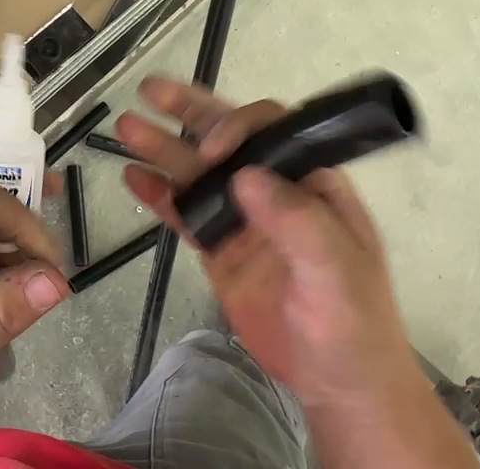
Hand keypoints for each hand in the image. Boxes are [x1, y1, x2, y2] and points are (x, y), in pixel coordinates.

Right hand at [117, 78, 429, 412]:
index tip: (210, 150)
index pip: (270, 133)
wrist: (340, 389)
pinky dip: (158, 194)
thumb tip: (245, 176)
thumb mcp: (338, 272)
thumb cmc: (354, 326)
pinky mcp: (219, 250)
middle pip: (227, 139)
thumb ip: (297, 222)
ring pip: (197, 172)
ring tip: (126, 127)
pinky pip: (184, 213)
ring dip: (163, 147)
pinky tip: (133, 177)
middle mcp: (273, 189)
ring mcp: (242, 219)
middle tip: (150, 90)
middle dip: (189, 112)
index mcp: (311, 182)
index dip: (237, 127)